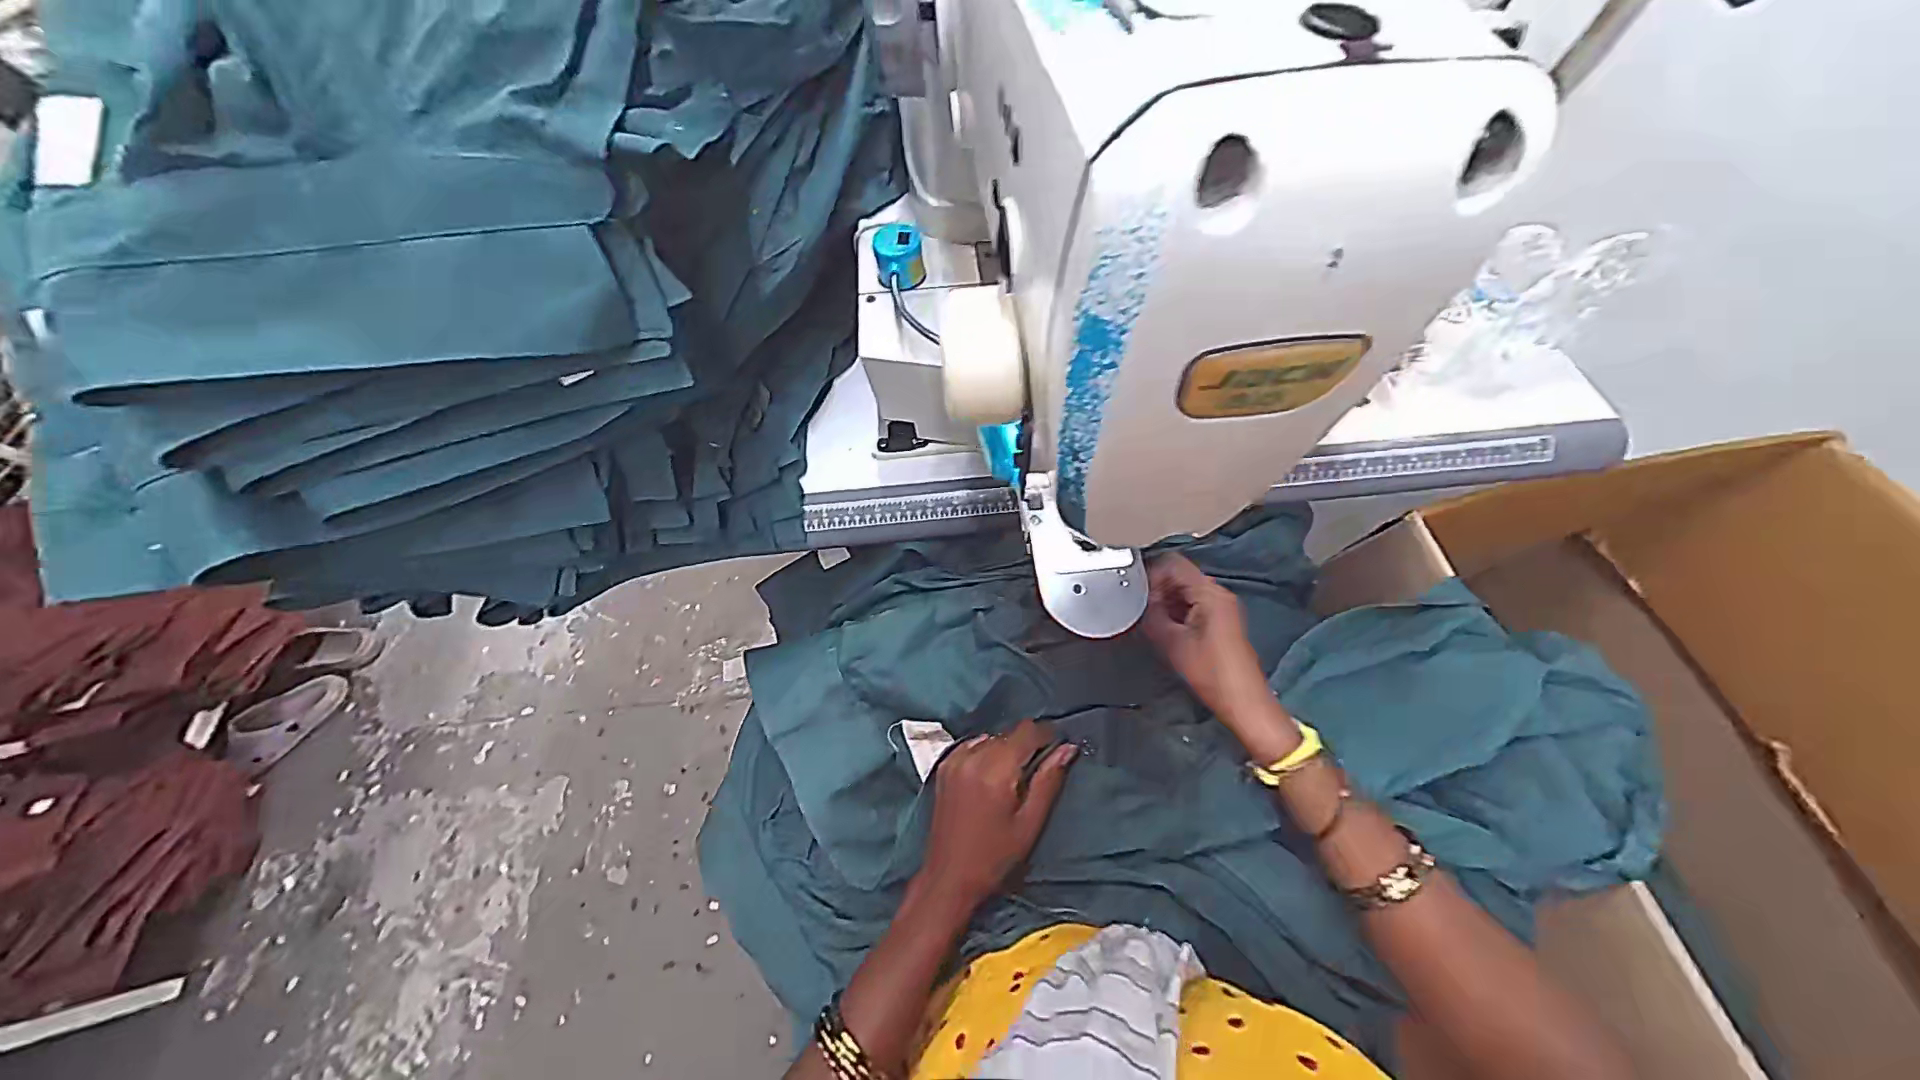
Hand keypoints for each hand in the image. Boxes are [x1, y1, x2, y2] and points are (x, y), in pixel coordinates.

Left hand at [921, 718, 1077, 907]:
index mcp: (995, 770)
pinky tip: (991, 775)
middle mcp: (972, 757)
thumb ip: (1049, 781)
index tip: (1058, 746)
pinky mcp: (943, 768)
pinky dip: (985, 752)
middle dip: (1027, 745)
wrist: (948, 877)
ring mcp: (954, 761)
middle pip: (1008, 734)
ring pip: (990, 738)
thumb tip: (1067, 749)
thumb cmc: (994, 858)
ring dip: (1006, 748)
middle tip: (1038, 769)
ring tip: (1015, 776)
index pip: (1026, 731)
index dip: (1046, 735)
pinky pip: (972, 746)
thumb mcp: (1030, 823)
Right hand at [1141, 553, 1269, 717]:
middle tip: (1141, 608)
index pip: (1173, 564)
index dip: (1150, 574)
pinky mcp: (1222, 619)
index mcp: (1209, 592)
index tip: (1136, 593)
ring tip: (1151, 619)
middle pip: (1180, 575)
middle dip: (1157, 588)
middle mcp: (1219, 593)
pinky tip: (1167, 627)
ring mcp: (1223, 606)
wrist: (1241, 699)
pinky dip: (1177, 610)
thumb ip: (1152, 614)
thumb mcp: (1170, 641)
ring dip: (1166, 600)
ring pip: (1186, 589)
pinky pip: (1194, 603)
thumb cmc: (1208, 670)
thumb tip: (1141, 602)